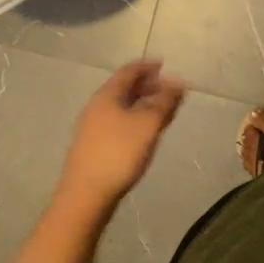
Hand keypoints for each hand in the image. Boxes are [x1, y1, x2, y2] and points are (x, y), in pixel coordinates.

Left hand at [59, 60, 185, 208]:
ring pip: (120, 107)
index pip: (129, 71)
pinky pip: (116, 122)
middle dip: (147, 86)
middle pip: (123, 88)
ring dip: (141, 104)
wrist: (85, 197)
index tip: (165, 65)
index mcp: (107, 95)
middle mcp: (96, 106)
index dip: (148, 66)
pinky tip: (143, 134)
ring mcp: (91, 128)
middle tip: (167, 91)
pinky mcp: (92, 147)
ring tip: (160, 113)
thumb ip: (164, 101)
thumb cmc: (119, 153)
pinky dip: (133, 119)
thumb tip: (178, 82)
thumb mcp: (148, 125)